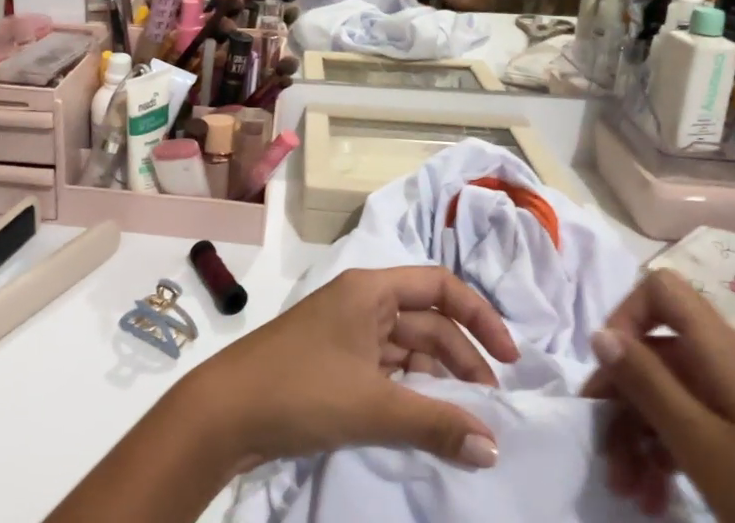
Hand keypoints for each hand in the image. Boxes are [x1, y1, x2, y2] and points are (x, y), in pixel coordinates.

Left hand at [180, 267, 519, 469]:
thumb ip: (437, 424)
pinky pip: (383, 370)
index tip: (511, 358)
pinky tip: (425, 422)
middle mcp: (358, 303)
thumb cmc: (301, 389)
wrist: (223, 411)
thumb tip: (492, 447)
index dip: (480, 317)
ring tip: (463, 422)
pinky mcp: (330, 364)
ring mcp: (342, 334)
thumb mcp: (374, 405)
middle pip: (426, 321)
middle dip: (462, 360)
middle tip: (490, 407)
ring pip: (405, 349)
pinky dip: (408, 393)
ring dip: (436, 381)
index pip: (440, 287)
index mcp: (369, 290)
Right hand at [582, 270, 734, 522]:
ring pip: (676, 396)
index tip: (608, 373)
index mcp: (722, 353)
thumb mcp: (704, 447)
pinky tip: (660, 494)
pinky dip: (673, 453)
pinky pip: (703, 426)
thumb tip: (601, 333)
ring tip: (632, 491)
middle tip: (607, 459)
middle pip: (659, 352)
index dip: (624, 317)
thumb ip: (649, 386)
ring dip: (642, 437)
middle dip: (622, 400)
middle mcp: (734, 366)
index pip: (660, 290)